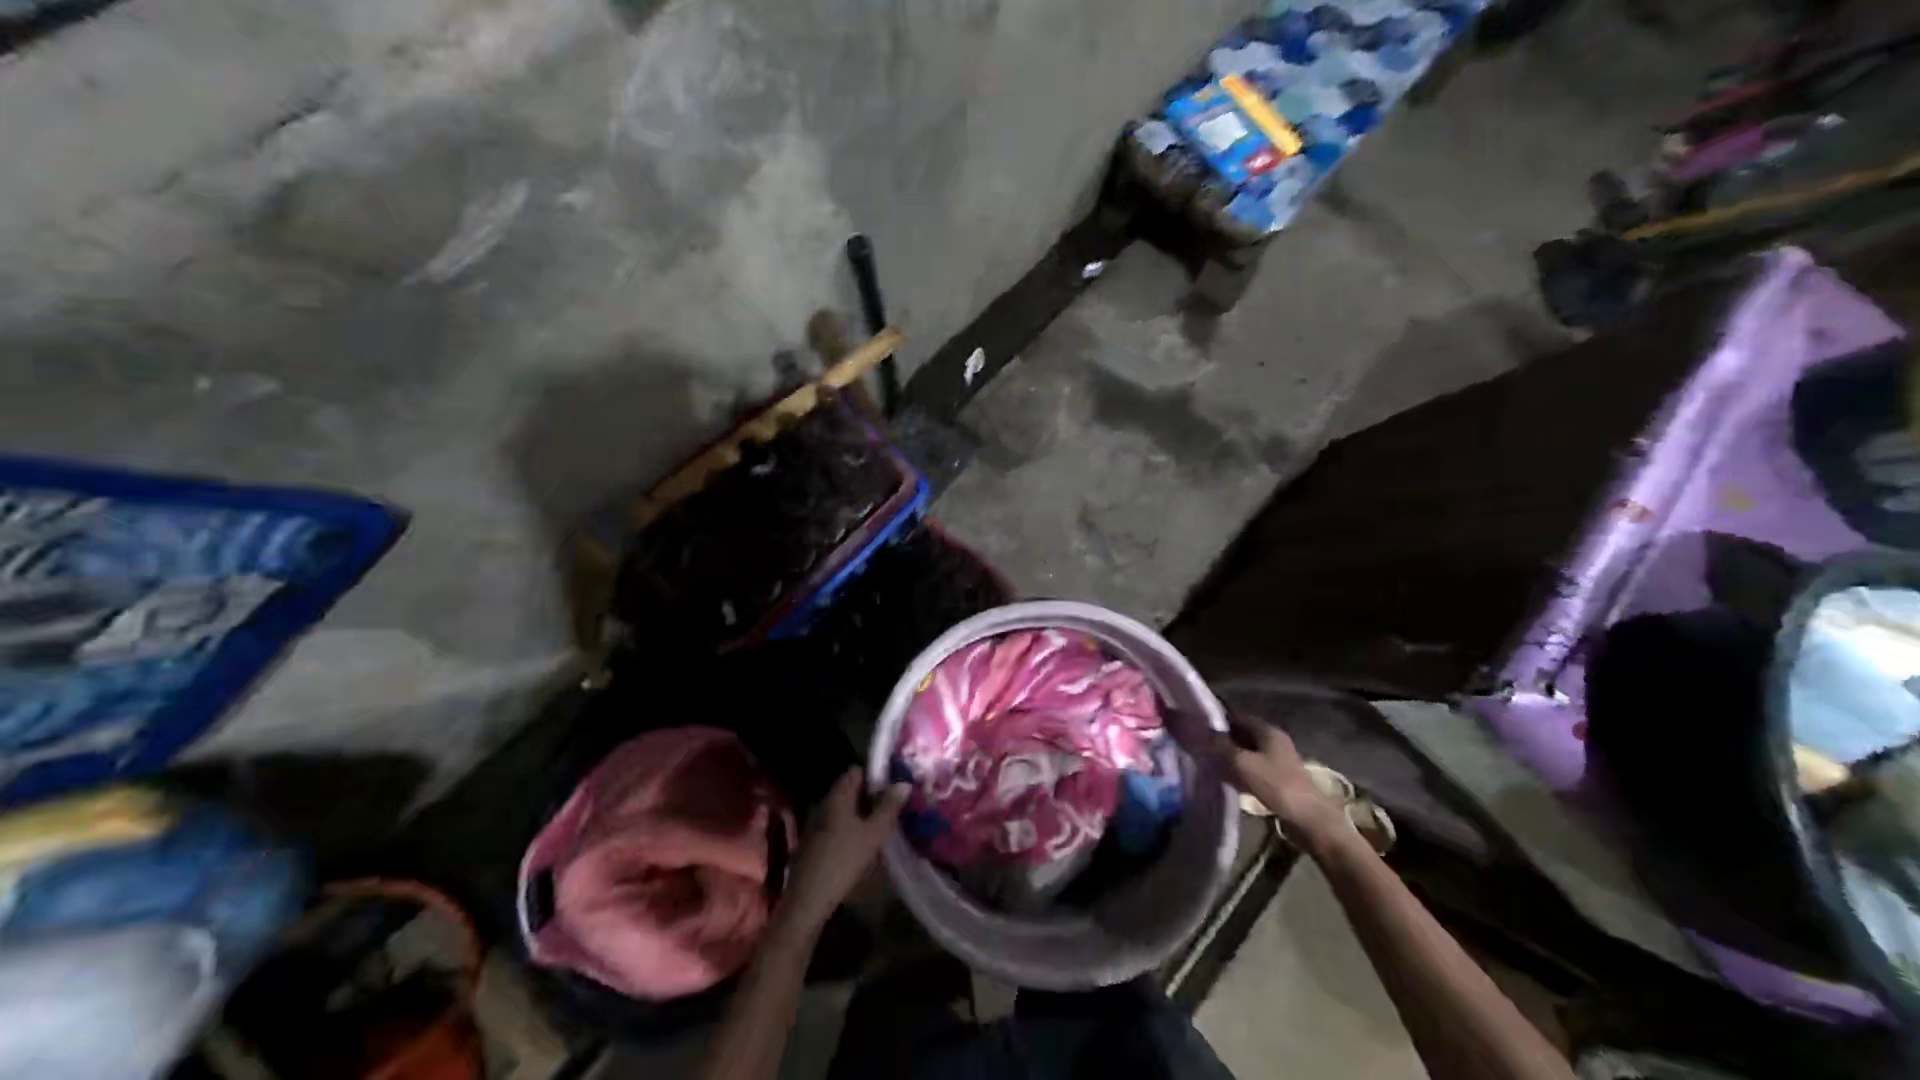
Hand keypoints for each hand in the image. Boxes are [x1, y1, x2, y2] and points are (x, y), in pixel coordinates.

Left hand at [779, 767, 908, 934]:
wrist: (808, 899)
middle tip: (894, 806)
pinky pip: (837, 825)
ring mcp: (817, 824)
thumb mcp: (873, 834)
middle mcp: (824, 804)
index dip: (875, 775)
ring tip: (884, 825)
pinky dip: (851, 828)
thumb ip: (889, 807)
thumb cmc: (843, 860)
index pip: (856, 771)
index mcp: (837, 796)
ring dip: (862, 814)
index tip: (894, 785)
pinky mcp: (815, 843)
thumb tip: (903, 783)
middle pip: (850, 790)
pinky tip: (864, 843)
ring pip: (844, 810)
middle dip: (872, 796)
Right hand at [1216, 720, 1349, 846]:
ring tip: (1212, 762)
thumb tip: (1205, 733)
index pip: (1238, 716)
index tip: (1201, 728)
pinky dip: (1242, 769)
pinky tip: (1229, 778)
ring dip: (1232, 756)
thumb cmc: (1275, 783)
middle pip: (1244, 734)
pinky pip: (1255, 766)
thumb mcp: (1242, 762)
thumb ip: (1222, 746)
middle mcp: (1275, 740)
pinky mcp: (1280, 776)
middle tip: (1203, 746)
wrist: (1308, 816)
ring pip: (1249, 751)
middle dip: (1224, 739)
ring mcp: (1279, 759)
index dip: (1219, 721)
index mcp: (1268, 730)